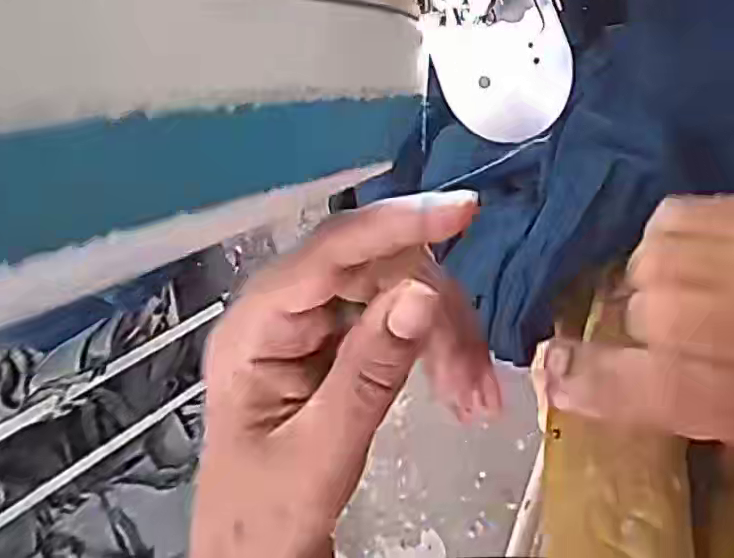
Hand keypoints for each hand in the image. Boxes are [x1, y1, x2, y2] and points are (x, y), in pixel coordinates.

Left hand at [193, 193, 501, 557]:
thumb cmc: (264, 522)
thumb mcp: (318, 456)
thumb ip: (369, 373)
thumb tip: (423, 293)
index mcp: (256, 323)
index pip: (333, 250)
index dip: (399, 222)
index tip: (461, 211)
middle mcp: (285, 302)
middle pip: (376, 265)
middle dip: (436, 308)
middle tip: (476, 373)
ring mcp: (315, 314)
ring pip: (398, 284)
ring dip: (446, 331)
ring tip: (475, 394)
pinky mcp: (340, 330)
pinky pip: (401, 310)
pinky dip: (439, 342)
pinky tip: (462, 383)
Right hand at [537, 194, 733, 457]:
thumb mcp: (730, 429)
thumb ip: (648, 404)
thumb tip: (554, 375)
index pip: (670, 389)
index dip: (601, 378)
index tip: (551, 365)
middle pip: (660, 313)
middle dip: (634, 316)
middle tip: (639, 318)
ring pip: (660, 258)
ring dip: (646, 273)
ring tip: (659, 283)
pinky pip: (676, 214)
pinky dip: (661, 232)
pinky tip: (673, 250)